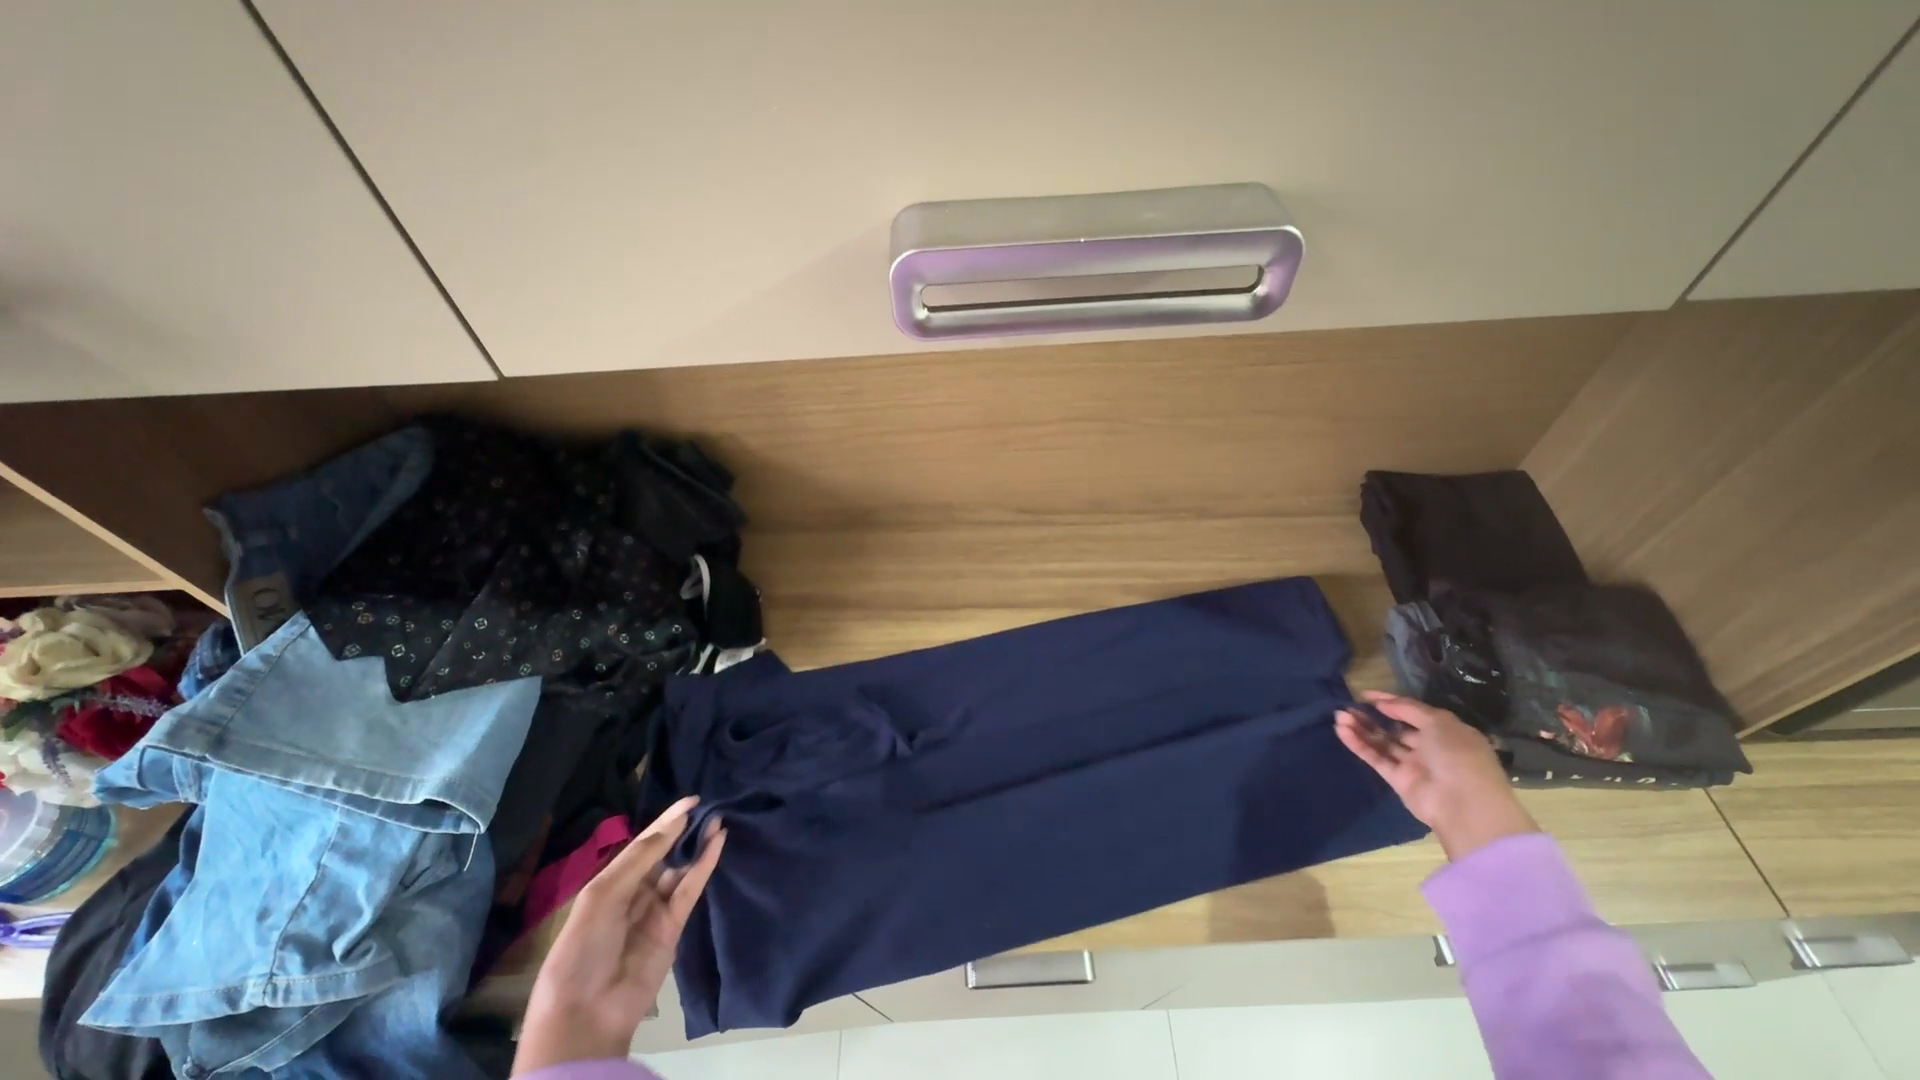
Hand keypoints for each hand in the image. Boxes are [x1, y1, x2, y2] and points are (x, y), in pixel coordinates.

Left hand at [512, 796, 726, 1075]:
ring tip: (718, 819)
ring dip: (697, 846)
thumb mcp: (603, 895)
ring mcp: (654, 911)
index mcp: (609, 883)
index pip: (642, 845)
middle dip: (684, 832)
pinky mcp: (673, 928)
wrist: (586, 1010)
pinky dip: (704, 867)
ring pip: (680, 871)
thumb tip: (674, 824)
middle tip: (708, 806)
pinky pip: (690, 891)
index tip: (690, 800)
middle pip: (664, 855)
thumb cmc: (582, 946)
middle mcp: (633, 893)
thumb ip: (641, 858)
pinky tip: (717, 844)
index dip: (665, 822)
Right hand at [1335, 691, 1537, 861]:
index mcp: (1446, 731)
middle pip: (1395, 728)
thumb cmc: (1457, 754)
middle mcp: (1430, 747)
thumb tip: (1382, 703)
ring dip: (1361, 729)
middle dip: (1372, 716)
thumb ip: (1408, 709)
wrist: (1463, 803)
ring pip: (1383, 742)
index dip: (1390, 701)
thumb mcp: (1438, 722)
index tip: (1365, 694)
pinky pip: (1376, 758)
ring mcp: (1413, 764)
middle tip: (1348, 706)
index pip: (1413, 712)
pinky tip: (1342, 731)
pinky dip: (1359, 745)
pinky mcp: (1397, 780)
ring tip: (1339, 715)